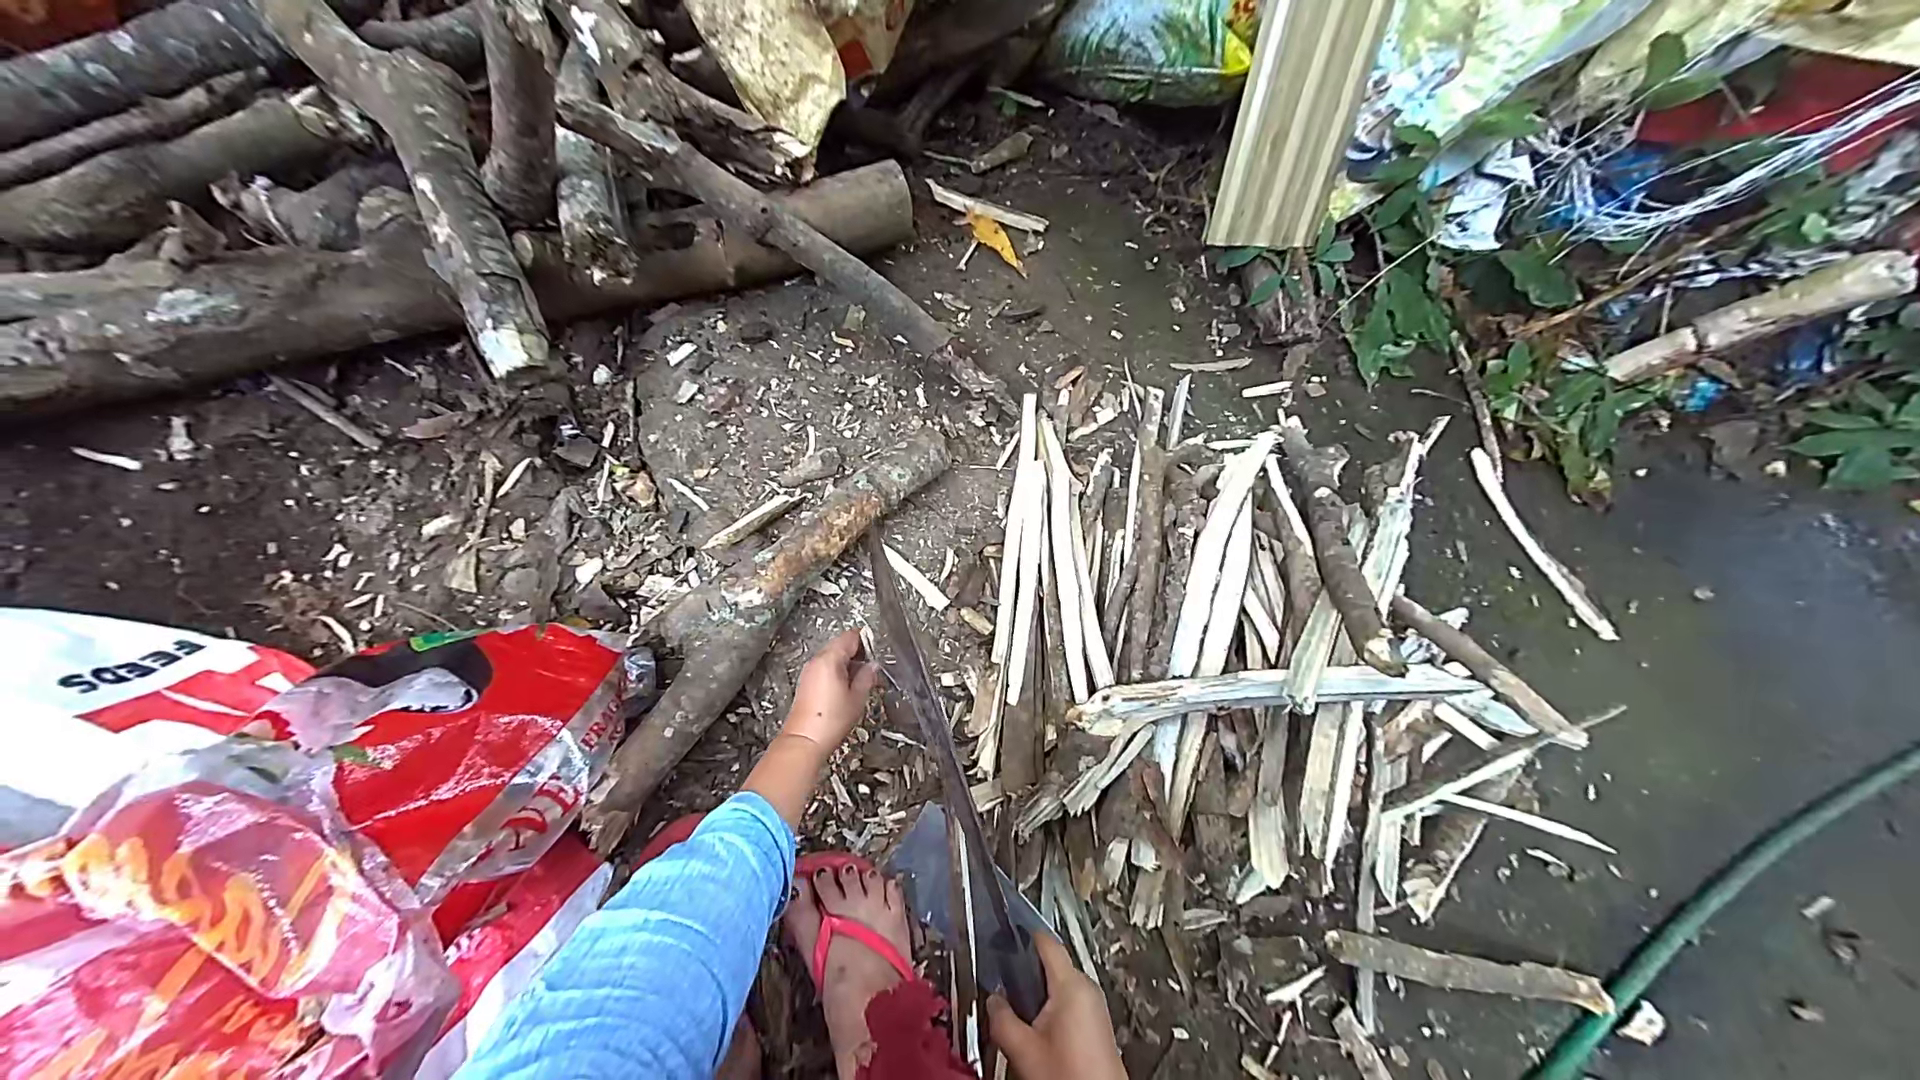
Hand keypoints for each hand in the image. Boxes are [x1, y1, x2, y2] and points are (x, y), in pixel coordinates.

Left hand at [781, 629, 878, 753]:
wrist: (805, 740)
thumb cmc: (830, 721)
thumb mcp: (857, 697)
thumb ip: (867, 676)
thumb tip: (872, 666)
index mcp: (830, 659)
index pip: (850, 637)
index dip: (866, 641)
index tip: (876, 650)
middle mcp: (817, 661)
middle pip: (840, 644)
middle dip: (857, 653)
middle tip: (871, 667)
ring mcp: (809, 671)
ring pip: (832, 656)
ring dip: (846, 663)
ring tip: (859, 680)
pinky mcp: (806, 682)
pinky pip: (824, 668)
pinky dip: (836, 672)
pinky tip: (845, 688)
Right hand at [987, 932, 1124, 1079]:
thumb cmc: (1071, 1078)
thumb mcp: (1024, 1050)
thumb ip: (1002, 1020)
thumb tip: (992, 1001)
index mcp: (1071, 984)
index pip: (1046, 941)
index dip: (1024, 934)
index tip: (1005, 934)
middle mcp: (1087, 987)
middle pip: (1051, 962)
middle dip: (1027, 971)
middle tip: (1004, 982)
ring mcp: (1094, 1004)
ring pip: (1059, 982)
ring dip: (1038, 991)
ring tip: (1018, 1009)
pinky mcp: (1096, 1021)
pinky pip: (1069, 999)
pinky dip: (1051, 1005)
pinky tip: (1037, 1027)